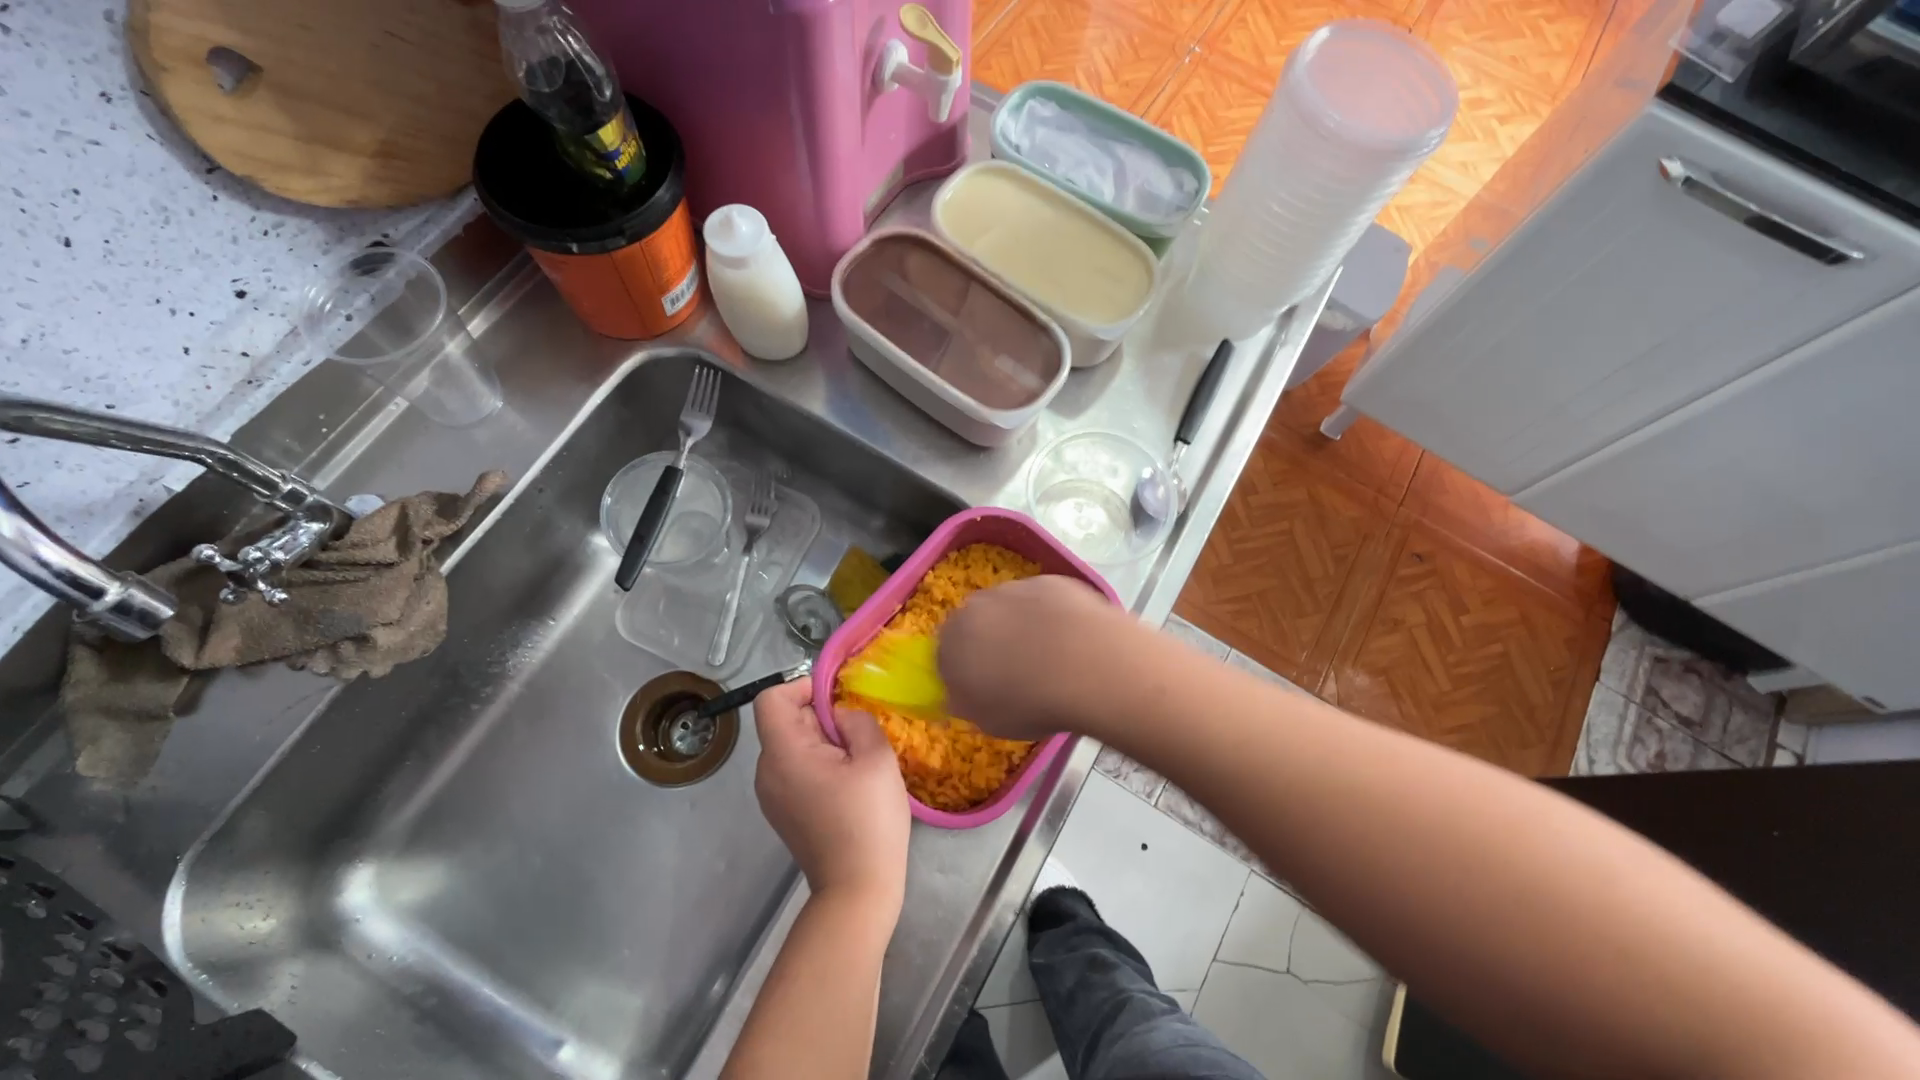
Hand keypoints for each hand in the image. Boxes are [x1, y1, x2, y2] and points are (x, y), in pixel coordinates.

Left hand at [753, 679, 910, 913]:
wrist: (857, 890)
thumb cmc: (868, 821)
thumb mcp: (876, 759)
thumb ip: (857, 721)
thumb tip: (841, 715)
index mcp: (782, 754)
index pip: (771, 698)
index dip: (802, 687)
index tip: (837, 700)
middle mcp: (766, 772)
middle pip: (784, 722)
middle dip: (820, 718)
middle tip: (858, 738)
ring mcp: (771, 796)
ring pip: (792, 746)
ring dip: (823, 743)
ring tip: (857, 764)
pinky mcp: (783, 813)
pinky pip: (795, 770)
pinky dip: (819, 765)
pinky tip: (848, 787)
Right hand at [938, 575, 1131, 740]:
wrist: (1087, 665)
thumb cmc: (1030, 702)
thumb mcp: (988, 722)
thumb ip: (967, 704)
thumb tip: (960, 696)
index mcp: (950, 641)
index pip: (944, 654)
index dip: (963, 671)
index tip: (983, 687)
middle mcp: (975, 606)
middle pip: (976, 623)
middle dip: (991, 642)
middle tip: (1016, 671)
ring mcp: (1015, 588)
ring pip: (1010, 607)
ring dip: (1021, 625)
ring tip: (1051, 656)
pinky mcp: (1051, 579)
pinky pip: (1044, 599)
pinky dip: (1052, 614)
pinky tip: (1072, 638)